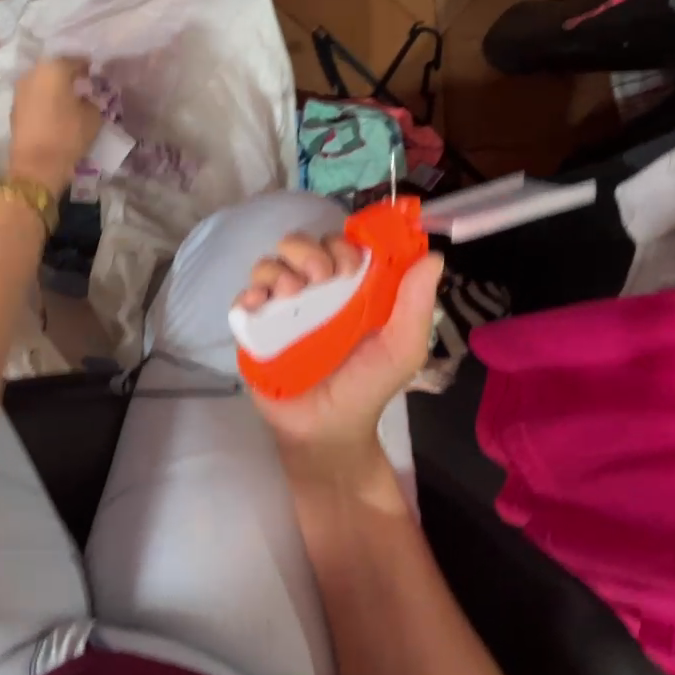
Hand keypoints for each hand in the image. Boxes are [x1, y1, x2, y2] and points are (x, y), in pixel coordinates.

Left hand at [9, 58, 101, 192]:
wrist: (35, 166)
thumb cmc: (67, 135)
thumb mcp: (92, 117)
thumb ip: (91, 100)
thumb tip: (86, 98)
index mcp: (54, 68)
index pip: (75, 61)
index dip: (87, 68)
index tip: (94, 76)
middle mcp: (33, 73)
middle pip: (54, 69)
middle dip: (67, 76)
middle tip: (80, 87)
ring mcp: (19, 91)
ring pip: (41, 83)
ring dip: (53, 89)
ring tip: (67, 100)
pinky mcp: (14, 109)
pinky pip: (33, 97)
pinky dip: (43, 100)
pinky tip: (53, 110)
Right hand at [235, 233, 443, 484]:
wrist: (326, 429)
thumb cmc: (366, 387)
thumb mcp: (402, 349)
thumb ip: (415, 305)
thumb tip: (432, 258)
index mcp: (348, 289)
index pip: (339, 245)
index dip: (343, 245)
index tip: (350, 267)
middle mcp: (311, 291)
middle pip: (298, 245)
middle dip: (307, 251)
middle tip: (318, 278)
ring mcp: (279, 308)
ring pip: (268, 265)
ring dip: (278, 270)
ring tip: (291, 295)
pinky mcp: (253, 329)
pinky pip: (242, 298)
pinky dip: (247, 293)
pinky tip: (259, 304)